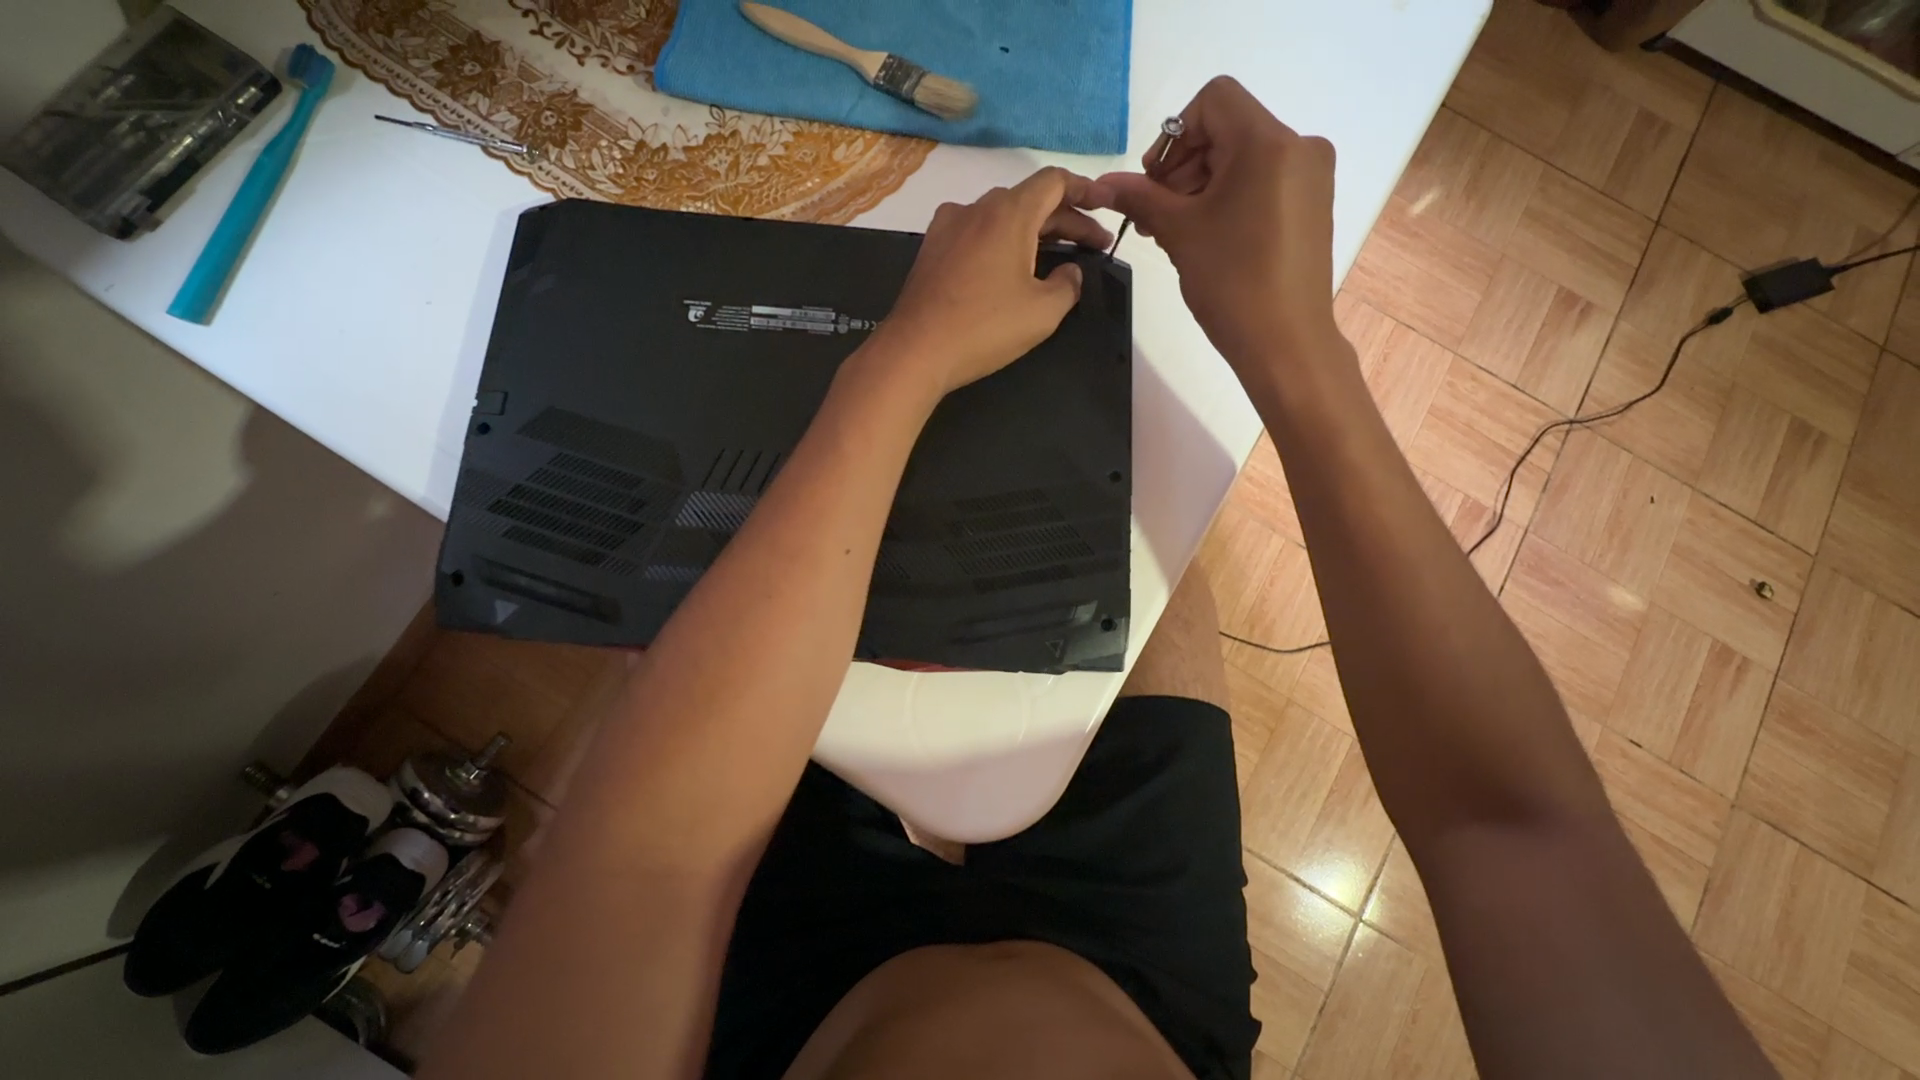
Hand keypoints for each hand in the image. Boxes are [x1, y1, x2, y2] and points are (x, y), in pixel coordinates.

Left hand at [873, 167, 1110, 395]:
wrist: (915, 350)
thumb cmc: (984, 328)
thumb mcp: (1042, 312)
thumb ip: (1068, 285)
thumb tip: (1070, 272)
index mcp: (1009, 213)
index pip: (1054, 182)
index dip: (1085, 190)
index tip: (1105, 205)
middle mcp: (977, 209)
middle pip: (1030, 201)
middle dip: (1066, 220)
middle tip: (1093, 246)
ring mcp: (949, 227)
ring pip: (1001, 217)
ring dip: (1034, 232)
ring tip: (1057, 257)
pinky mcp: (933, 250)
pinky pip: (977, 234)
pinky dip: (1003, 242)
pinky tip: (1011, 268)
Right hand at [1085, 77, 1338, 370]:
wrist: (1286, 342)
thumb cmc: (1231, 282)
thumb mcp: (1178, 232)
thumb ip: (1140, 197)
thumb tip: (1102, 184)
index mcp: (1268, 143)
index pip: (1214, 100)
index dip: (1174, 134)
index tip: (1156, 181)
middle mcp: (1299, 146)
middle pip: (1228, 128)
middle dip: (1184, 165)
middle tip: (1156, 214)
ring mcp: (1311, 176)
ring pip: (1243, 156)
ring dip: (1202, 184)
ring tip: (1176, 231)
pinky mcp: (1313, 203)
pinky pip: (1263, 180)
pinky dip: (1229, 196)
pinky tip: (1208, 236)